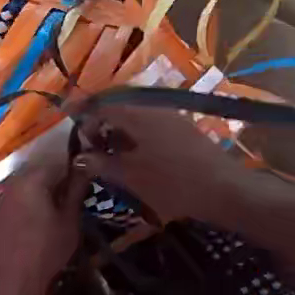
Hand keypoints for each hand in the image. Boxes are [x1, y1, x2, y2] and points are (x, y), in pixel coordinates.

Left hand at [0, 140, 87, 294]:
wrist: (16, 277)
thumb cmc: (47, 249)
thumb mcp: (69, 219)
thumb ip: (76, 189)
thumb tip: (85, 167)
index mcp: (32, 180)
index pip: (57, 160)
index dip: (76, 165)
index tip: (90, 172)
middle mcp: (14, 181)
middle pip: (41, 167)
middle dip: (60, 173)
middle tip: (79, 186)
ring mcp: (4, 194)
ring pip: (30, 178)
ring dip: (46, 184)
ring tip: (64, 198)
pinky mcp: (1, 207)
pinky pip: (21, 190)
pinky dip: (34, 193)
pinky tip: (46, 208)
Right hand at [77, 105, 265, 223]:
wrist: (224, 191)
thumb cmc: (172, 182)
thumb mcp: (130, 176)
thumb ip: (101, 163)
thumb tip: (78, 157)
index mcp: (138, 113)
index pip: (102, 103)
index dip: (83, 114)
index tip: (70, 128)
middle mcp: (154, 108)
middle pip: (119, 107)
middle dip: (99, 122)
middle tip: (86, 143)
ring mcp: (171, 118)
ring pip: (135, 117)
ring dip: (117, 131)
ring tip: (105, 153)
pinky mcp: (182, 131)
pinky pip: (149, 126)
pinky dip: (133, 137)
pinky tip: (130, 157)